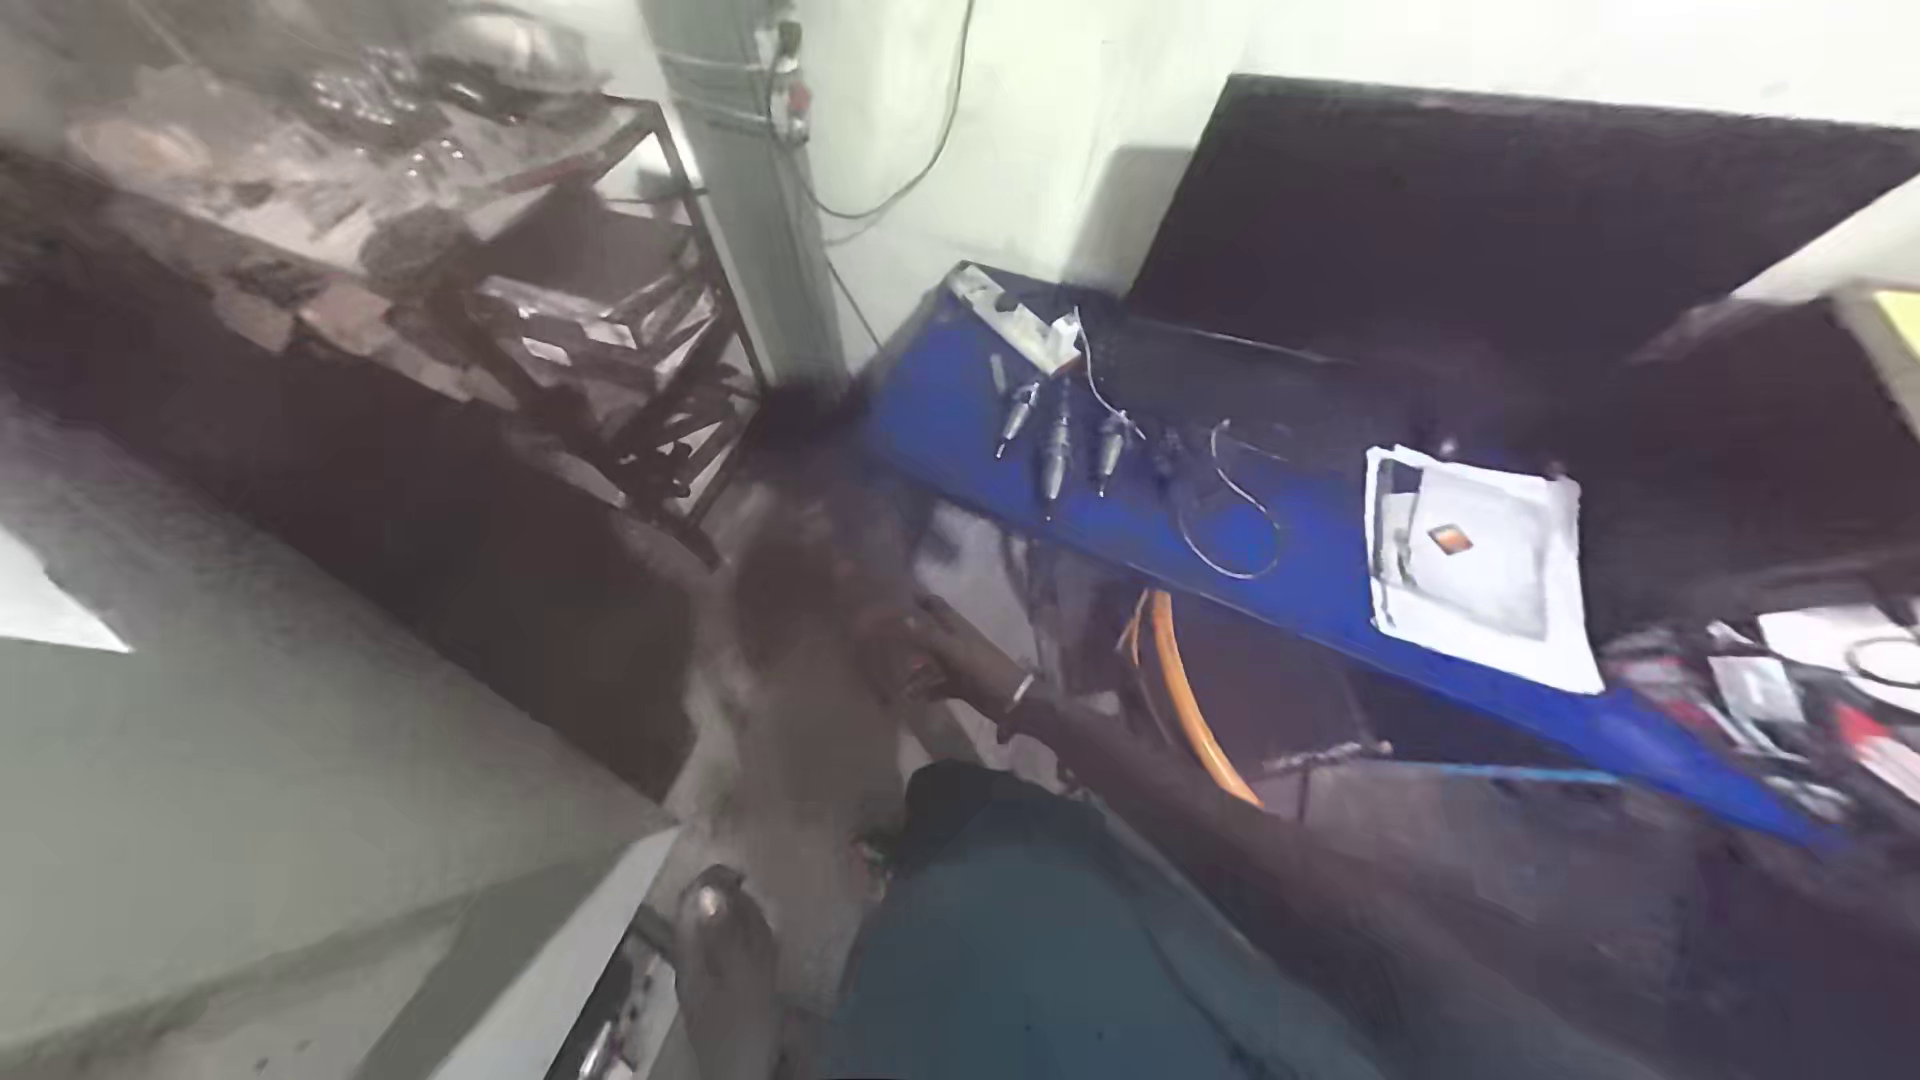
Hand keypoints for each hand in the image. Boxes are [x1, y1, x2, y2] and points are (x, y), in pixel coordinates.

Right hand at [894, 594, 1034, 725]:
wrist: (1013, 700)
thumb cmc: (984, 669)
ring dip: (915, 669)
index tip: (900, 592)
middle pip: (930, 633)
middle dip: (910, 634)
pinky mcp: (960, 685)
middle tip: (884, 637)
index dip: (921, 598)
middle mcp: (956, 642)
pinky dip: (925, 689)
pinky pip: (937, 684)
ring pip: (931, 662)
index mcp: (957, 628)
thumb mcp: (954, 651)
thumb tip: (902, 617)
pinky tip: (911, 697)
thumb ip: (928, 635)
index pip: (937, 606)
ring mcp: (958, 664)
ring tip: (896, 679)